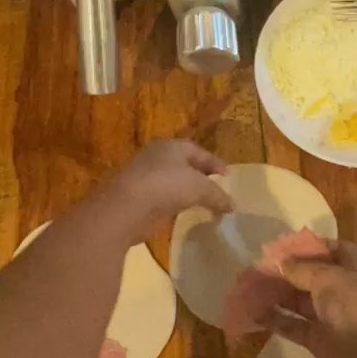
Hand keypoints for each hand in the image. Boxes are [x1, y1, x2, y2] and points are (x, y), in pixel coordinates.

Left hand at [95, 139, 231, 234]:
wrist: (124, 207)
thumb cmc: (166, 186)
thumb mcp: (200, 188)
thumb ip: (218, 195)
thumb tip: (232, 205)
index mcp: (172, 146)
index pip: (199, 152)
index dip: (215, 163)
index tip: (227, 176)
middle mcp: (156, 156)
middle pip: (184, 164)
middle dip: (200, 175)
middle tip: (215, 187)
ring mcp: (142, 175)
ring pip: (171, 180)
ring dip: (185, 189)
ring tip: (200, 201)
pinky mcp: (134, 194)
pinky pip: (160, 195)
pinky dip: (172, 201)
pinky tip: (180, 211)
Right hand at [262, 240, 356, 357]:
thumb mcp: (330, 279)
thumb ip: (303, 269)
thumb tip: (281, 262)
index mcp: (353, 269)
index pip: (333, 249)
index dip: (311, 246)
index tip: (284, 247)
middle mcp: (342, 290)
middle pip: (310, 275)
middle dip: (286, 271)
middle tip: (257, 268)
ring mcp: (330, 316)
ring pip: (299, 301)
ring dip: (276, 294)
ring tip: (249, 288)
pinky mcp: (318, 339)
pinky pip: (293, 325)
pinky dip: (275, 320)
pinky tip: (254, 314)